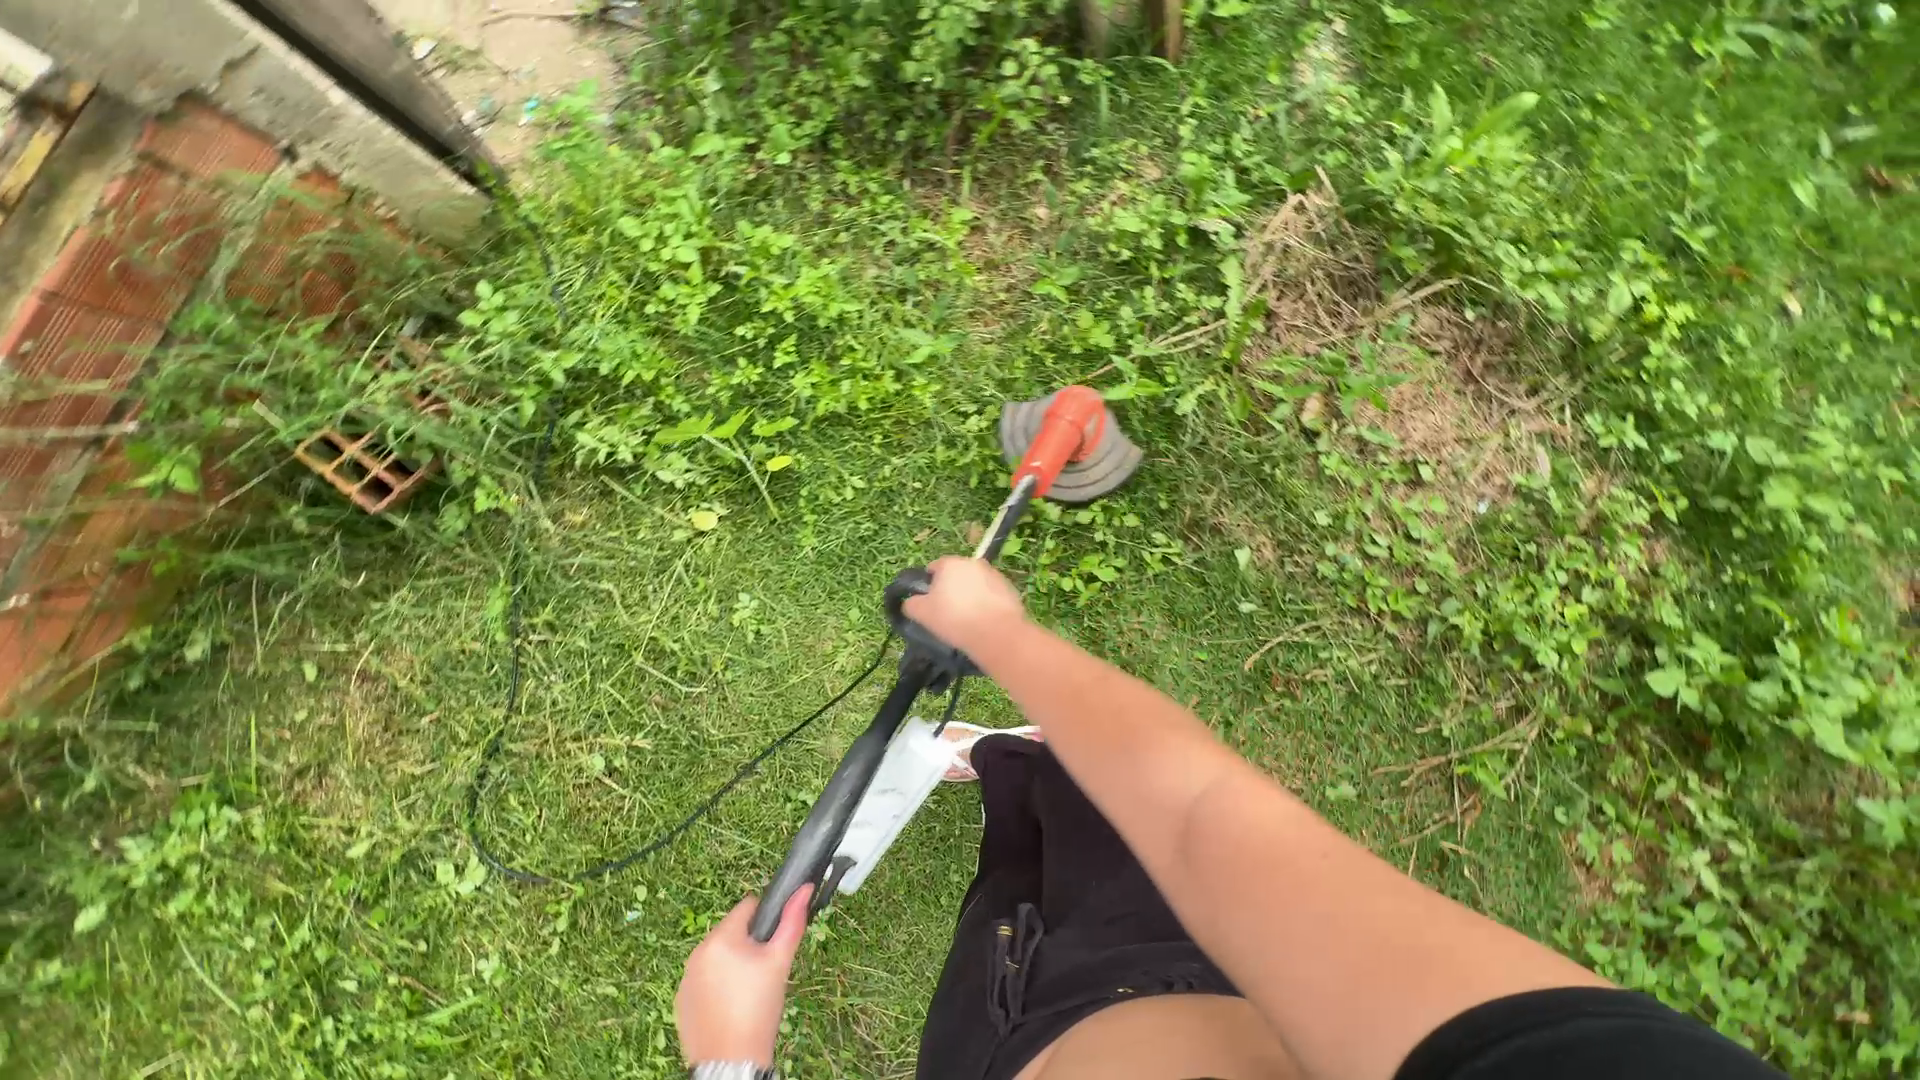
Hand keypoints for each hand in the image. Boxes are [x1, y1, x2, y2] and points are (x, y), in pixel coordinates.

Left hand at [676, 886, 812, 1067]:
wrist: (732, 1062)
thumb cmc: (758, 1010)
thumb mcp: (779, 963)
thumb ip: (792, 923)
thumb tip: (804, 890)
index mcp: (721, 938)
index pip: (748, 907)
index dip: (765, 921)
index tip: (772, 945)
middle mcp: (697, 952)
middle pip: (731, 932)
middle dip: (748, 945)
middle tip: (763, 973)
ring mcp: (686, 977)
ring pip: (717, 956)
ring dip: (732, 964)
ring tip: (748, 992)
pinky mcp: (681, 1000)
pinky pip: (704, 979)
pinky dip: (717, 986)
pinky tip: (730, 1006)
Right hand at [901, 556, 1028, 652]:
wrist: (996, 634)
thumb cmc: (954, 619)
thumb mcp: (921, 613)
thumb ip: (911, 603)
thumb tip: (911, 602)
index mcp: (951, 563)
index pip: (934, 568)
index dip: (929, 585)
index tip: (930, 604)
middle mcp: (974, 562)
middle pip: (956, 575)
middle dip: (951, 589)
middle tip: (947, 613)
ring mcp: (995, 575)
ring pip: (975, 584)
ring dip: (970, 596)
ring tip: (967, 620)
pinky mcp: (1010, 589)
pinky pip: (991, 595)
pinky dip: (986, 604)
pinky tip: (984, 622)